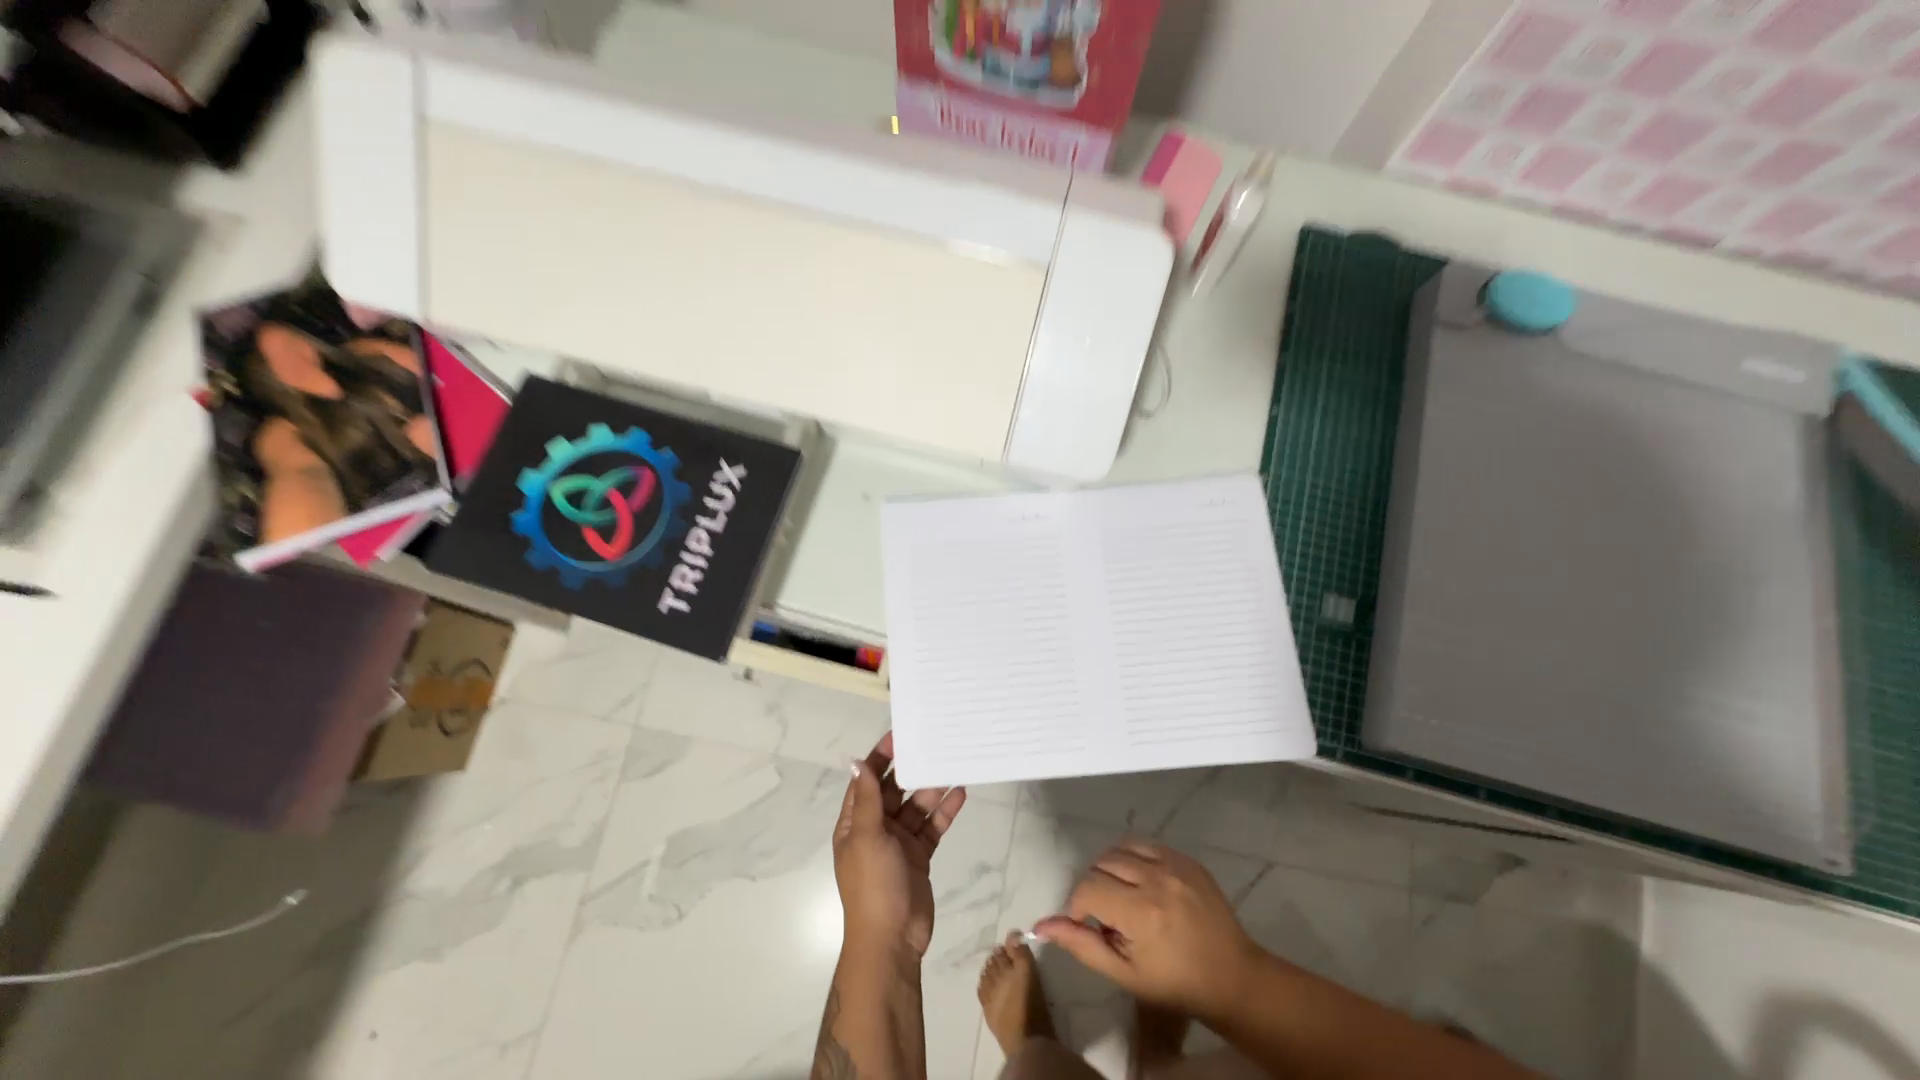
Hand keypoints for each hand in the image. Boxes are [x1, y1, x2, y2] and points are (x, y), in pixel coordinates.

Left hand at [832, 733, 966, 959]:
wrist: (891, 937)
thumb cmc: (872, 884)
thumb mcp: (866, 837)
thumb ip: (867, 799)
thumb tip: (857, 762)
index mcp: (854, 824)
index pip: (867, 782)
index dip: (879, 758)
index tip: (899, 735)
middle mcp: (876, 829)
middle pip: (894, 792)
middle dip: (911, 771)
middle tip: (934, 744)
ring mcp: (899, 844)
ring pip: (916, 808)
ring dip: (931, 790)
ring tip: (953, 765)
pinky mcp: (919, 857)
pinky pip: (932, 827)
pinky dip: (944, 812)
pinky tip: (960, 794)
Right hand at [1033, 839, 1263, 1021]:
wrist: (1231, 977)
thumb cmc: (1173, 983)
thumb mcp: (1123, 973)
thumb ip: (1081, 944)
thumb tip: (1041, 925)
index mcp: (1140, 912)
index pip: (1087, 888)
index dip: (1077, 907)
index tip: (1087, 925)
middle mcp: (1157, 880)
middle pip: (1101, 863)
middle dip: (1094, 887)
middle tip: (1106, 914)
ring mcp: (1176, 865)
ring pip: (1121, 848)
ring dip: (1111, 868)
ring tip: (1121, 896)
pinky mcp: (1188, 860)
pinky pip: (1147, 845)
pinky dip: (1134, 859)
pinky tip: (1141, 884)